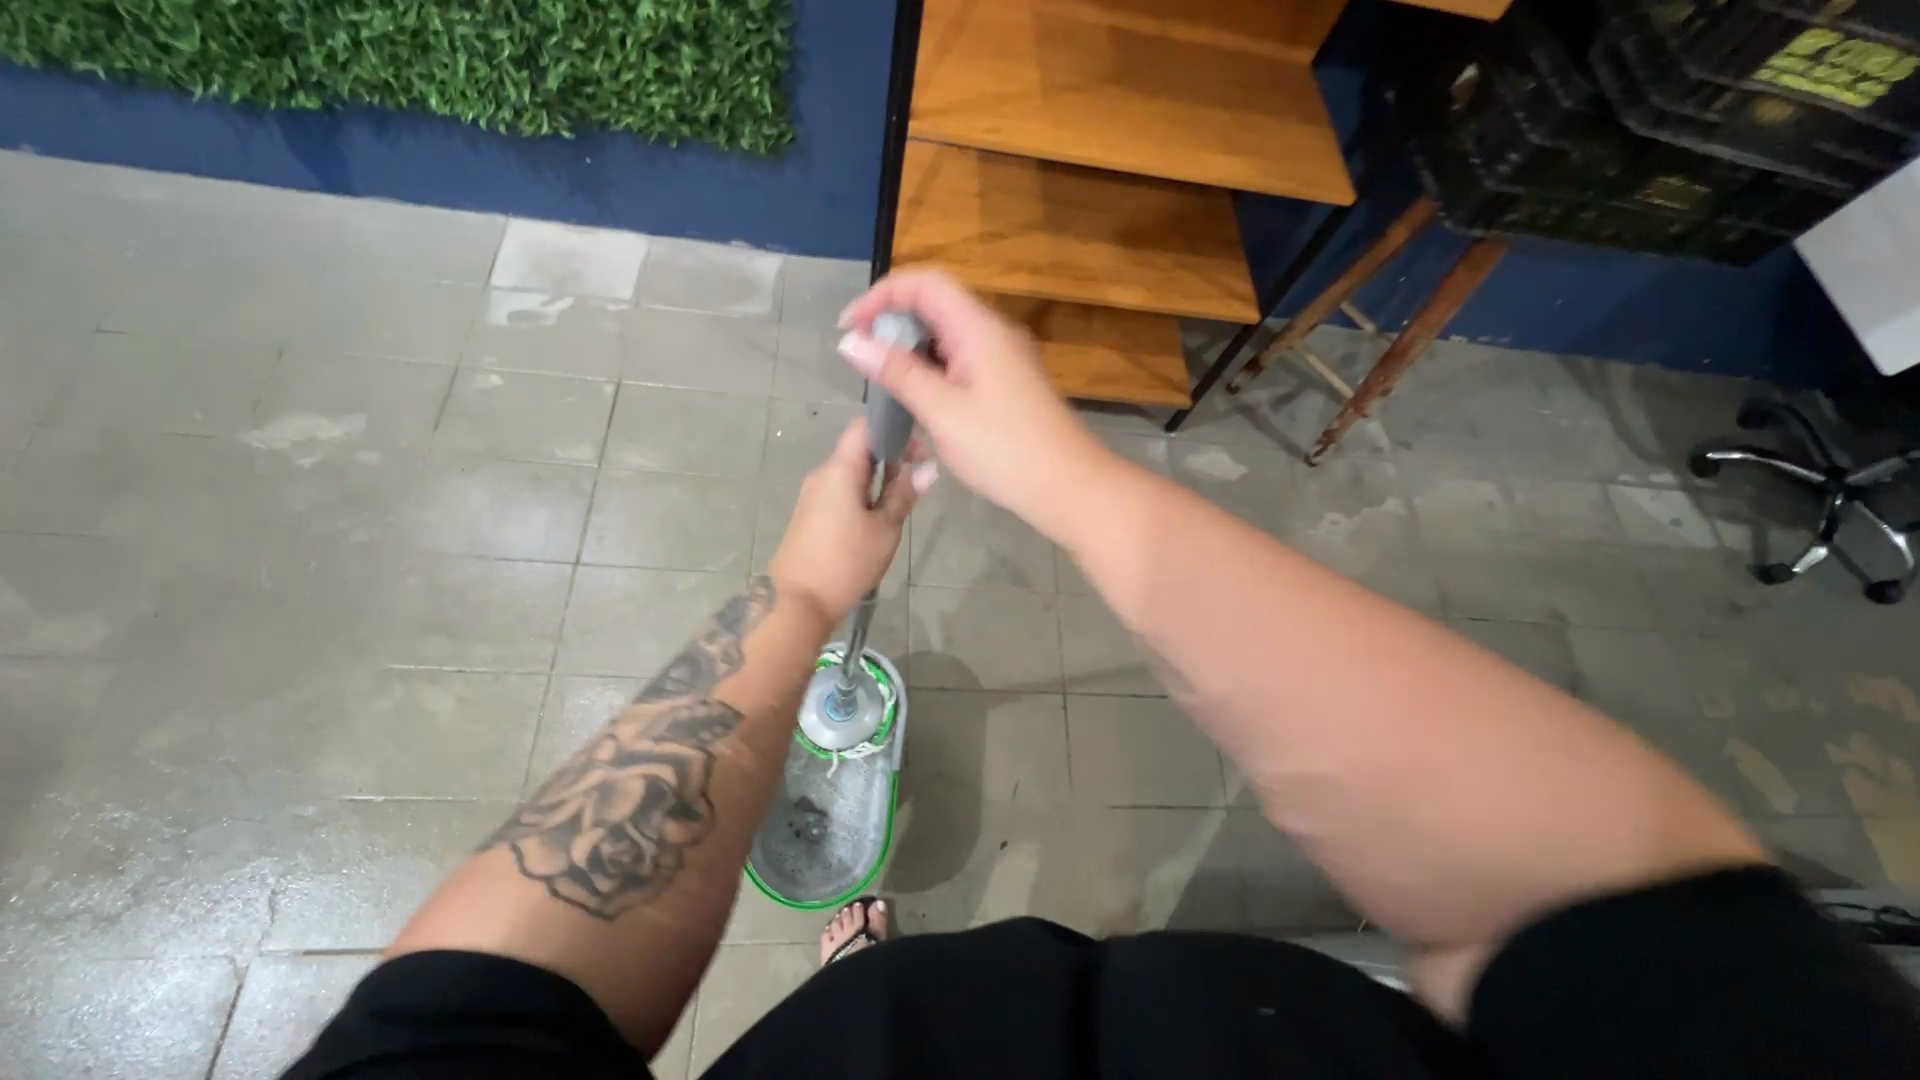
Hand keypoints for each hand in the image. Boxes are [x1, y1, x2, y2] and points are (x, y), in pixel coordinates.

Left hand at [768, 419, 931, 623]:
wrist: (798, 602)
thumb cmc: (846, 562)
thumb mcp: (884, 529)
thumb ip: (904, 494)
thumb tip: (929, 467)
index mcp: (839, 470)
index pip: (864, 427)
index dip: (893, 428)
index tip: (919, 445)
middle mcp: (822, 475)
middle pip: (858, 450)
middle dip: (890, 456)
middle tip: (920, 474)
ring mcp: (812, 496)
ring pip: (850, 473)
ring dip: (877, 478)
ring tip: (904, 497)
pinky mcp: (810, 515)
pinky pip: (840, 492)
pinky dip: (861, 494)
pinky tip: (879, 515)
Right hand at [836, 270, 1109, 524]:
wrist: (1068, 486)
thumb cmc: (1005, 449)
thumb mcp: (943, 411)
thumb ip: (897, 373)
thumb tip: (852, 341)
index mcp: (979, 327)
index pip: (925, 283)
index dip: (881, 294)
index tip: (849, 327)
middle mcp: (994, 332)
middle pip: (936, 304)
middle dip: (893, 322)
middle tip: (863, 358)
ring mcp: (1004, 358)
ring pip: (948, 335)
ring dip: (911, 349)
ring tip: (883, 380)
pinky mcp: (1008, 383)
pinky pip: (962, 359)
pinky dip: (932, 368)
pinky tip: (917, 398)